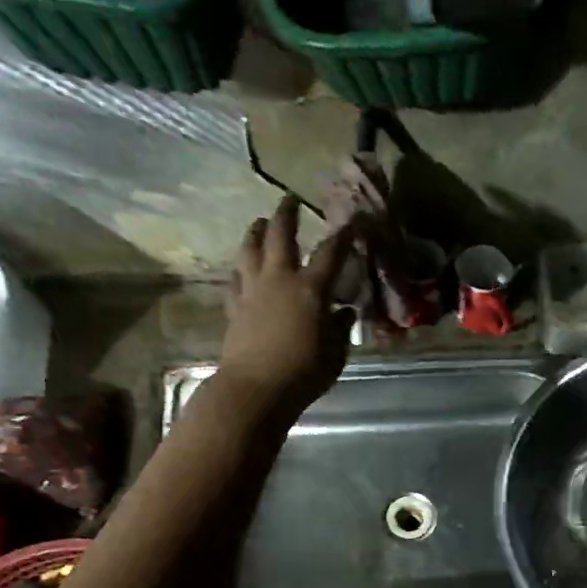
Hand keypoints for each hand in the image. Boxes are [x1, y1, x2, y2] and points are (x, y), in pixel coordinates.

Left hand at [222, 196, 356, 406]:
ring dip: (256, 232)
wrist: (257, 388)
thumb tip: (344, 312)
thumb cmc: (305, 372)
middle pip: (281, 237)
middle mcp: (279, 280)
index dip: (343, 236)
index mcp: (310, 290)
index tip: (352, 220)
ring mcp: (252, 291)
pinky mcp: (234, 306)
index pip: (331, 254)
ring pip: (250, 250)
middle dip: (287, 215)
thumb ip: (339, 328)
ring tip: (260, 223)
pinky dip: (241, 269)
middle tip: (290, 200)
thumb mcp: (335, 353)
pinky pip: (236, 279)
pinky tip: (242, 269)